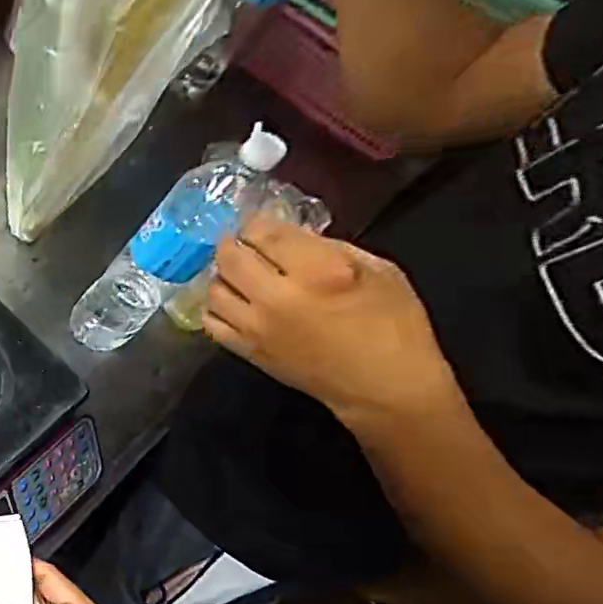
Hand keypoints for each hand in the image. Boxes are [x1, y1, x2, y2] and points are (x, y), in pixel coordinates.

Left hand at [205, 215, 461, 427]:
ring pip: (214, 290)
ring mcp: (253, 326)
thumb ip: (331, 249)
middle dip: (229, 243)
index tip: (254, 219)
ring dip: (219, 275)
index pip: (266, 235)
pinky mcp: (243, 349)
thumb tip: (293, 237)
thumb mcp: (379, 270)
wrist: (379, 384)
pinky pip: (210, 322)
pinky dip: (212, 306)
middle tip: (233, 239)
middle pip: (231, 260)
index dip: (255, 222)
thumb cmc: (392, 324)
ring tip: (231, 270)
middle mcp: (277, 297)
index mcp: (317, 271)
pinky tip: (225, 300)